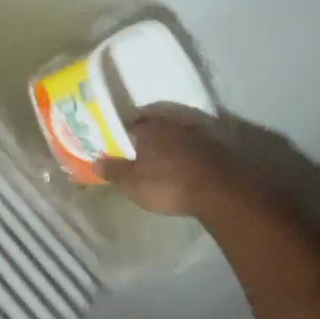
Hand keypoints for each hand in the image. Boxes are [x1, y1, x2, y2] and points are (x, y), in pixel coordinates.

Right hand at [99, 106, 252, 216]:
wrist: (223, 194)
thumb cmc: (168, 185)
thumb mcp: (131, 183)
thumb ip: (113, 171)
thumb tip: (96, 162)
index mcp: (150, 128)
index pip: (127, 125)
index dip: (117, 135)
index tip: (111, 145)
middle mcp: (174, 124)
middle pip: (153, 127)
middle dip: (143, 137)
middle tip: (134, 151)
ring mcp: (200, 135)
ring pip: (175, 136)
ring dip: (166, 145)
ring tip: (157, 159)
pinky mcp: (218, 148)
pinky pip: (192, 147)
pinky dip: (184, 153)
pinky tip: (180, 166)